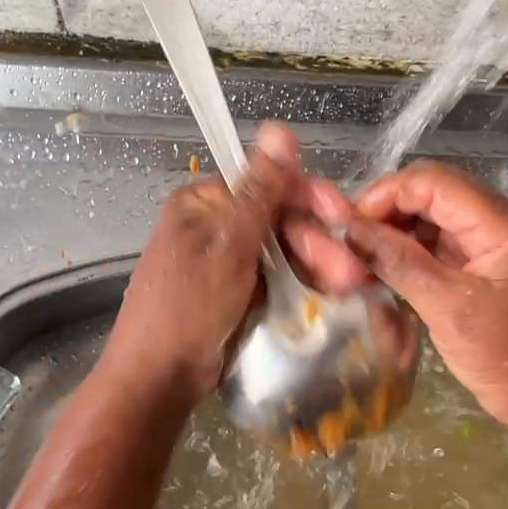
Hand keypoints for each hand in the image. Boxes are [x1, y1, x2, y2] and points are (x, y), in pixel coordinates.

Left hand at [106, 123, 365, 403]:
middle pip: (277, 221)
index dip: (310, 198)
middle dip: (316, 243)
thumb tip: (280, 127)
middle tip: (350, 273)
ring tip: (345, 288)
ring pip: (280, 253)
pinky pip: (273, 280)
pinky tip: (325, 297)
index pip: (266, 184)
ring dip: (315, 267)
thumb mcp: (229, 246)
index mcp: (203, 204)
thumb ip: (260, 191)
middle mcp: (211, 226)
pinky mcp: (232, 295)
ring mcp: (222, 263)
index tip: (345, 217)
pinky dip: (299, 286)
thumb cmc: (188, 309)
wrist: (157, 380)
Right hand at [347, 162, 507, 438]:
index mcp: (504, 225)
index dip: (388, 194)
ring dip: (397, 230)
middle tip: (352, 241)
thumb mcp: (445, 308)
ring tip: (362, 256)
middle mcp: (502, 222)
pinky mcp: (485, 263)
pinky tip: (384, 267)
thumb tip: (351, 232)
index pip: (436, 182)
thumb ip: (399, 262)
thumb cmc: (502, 355)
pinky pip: (442, 241)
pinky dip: (412, 249)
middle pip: (435, 192)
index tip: (351, 224)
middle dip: (389, 210)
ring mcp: (494, 242)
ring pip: (435, 215)